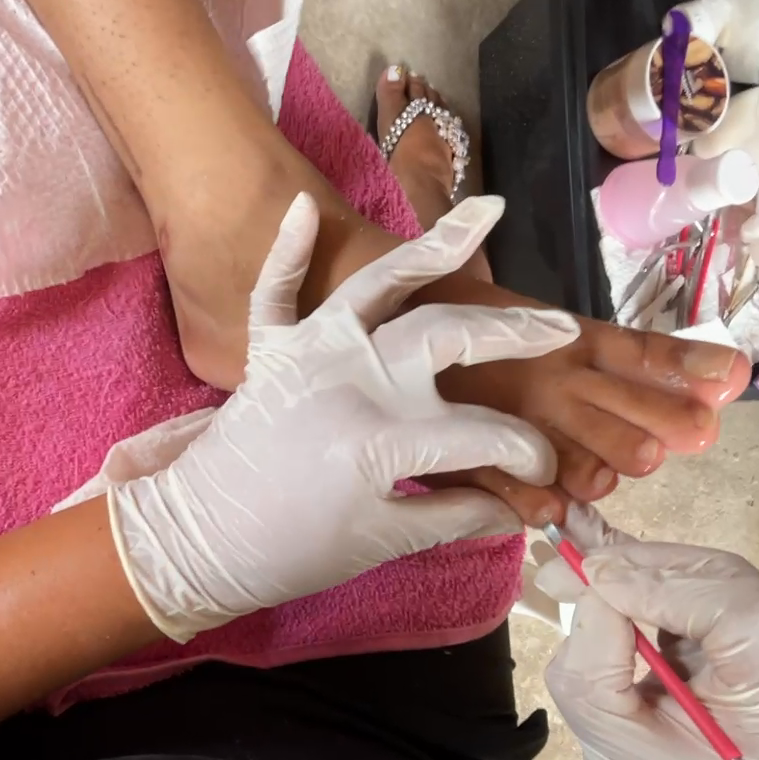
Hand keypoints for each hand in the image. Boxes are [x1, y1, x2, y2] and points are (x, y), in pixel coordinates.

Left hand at [103, 193, 579, 640]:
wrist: (200, 543)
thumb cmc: (293, 552)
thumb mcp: (384, 542)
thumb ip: (459, 515)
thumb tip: (525, 503)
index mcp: (381, 445)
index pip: (484, 436)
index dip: (528, 456)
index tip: (546, 474)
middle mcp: (348, 384)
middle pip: (446, 339)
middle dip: (512, 334)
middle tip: (558, 330)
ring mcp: (304, 359)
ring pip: (375, 290)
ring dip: (431, 248)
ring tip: (487, 213)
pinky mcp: (267, 355)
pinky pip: (273, 294)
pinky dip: (285, 252)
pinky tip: (303, 206)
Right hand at [536, 506, 758, 759]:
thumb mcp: (608, 738)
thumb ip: (596, 653)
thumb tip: (592, 578)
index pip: (746, 616)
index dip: (659, 583)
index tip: (588, 579)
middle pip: (736, 585)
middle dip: (640, 565)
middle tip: (564, 568)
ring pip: (727, 584)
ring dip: (645, 570)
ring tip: (579, 575)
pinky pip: (723, 601)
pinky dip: (661, 586)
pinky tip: (615, 584)